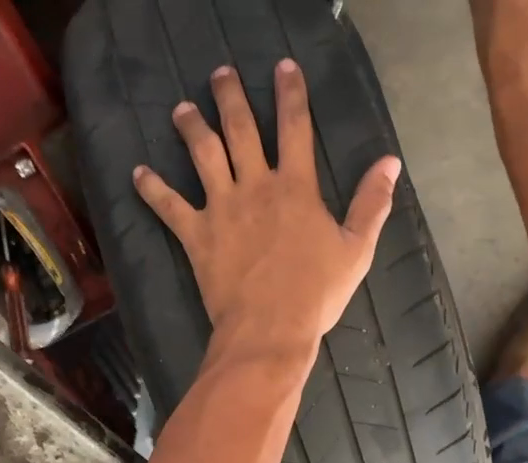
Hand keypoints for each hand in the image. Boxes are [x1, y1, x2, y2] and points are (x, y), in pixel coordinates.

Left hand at [133, 60, 400, 353]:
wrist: (269, 330)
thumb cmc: (315, 294)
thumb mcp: (355, 249)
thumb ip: (371, 203)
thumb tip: (390, 163)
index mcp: (296, 188)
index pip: (295, 127)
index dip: (290, 94)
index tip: (283, 68)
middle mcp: (255, 187)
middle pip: (240, 129)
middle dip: (229, 97)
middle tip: (219, 74)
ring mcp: (222, 209)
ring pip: (203, 155)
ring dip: (191, 128)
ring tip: (181, 109)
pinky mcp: (196, 236)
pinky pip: (169, 207)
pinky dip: (152, 189)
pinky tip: (138, 173)